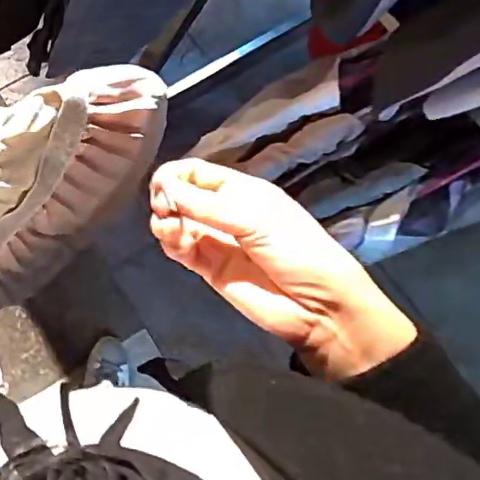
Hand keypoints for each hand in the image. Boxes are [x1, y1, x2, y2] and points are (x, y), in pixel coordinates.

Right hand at [148, 158, 416, 380]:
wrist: (318, 307)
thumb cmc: (295, 249)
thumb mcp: (253, 218)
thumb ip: (204, 203)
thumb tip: (162, 183)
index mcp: (238, 190)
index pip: (193, 172)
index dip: (172, 175)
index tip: (161, 187)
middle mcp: (221, 211)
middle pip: (177, 194)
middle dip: (164, 198)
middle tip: (165, 210)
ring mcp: (213, 239)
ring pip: (173, 221)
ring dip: (164, 222)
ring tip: (172, 231)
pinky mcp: (206, 266)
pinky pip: (177, 247)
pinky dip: (169, 242)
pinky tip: (175, 244)